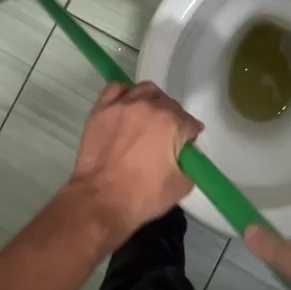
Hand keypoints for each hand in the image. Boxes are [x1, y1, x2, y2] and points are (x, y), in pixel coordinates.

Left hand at [67, 82, 202, 244]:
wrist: (100, 200)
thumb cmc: (142, 196)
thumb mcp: (181, 186)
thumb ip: (190, 164)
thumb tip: (185, 155)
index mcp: (171, 123)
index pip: (189, 123)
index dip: (189, 136)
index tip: (186, 147)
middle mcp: (148, 106)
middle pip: (169, 104)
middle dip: (173, 119)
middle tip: (167, 138)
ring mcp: (122, 105)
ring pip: (145, 90)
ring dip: (152, 101)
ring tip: (149, 118)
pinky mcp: (101, 109)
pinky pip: (116, 89)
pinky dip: (125, 94)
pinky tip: (126, 106)